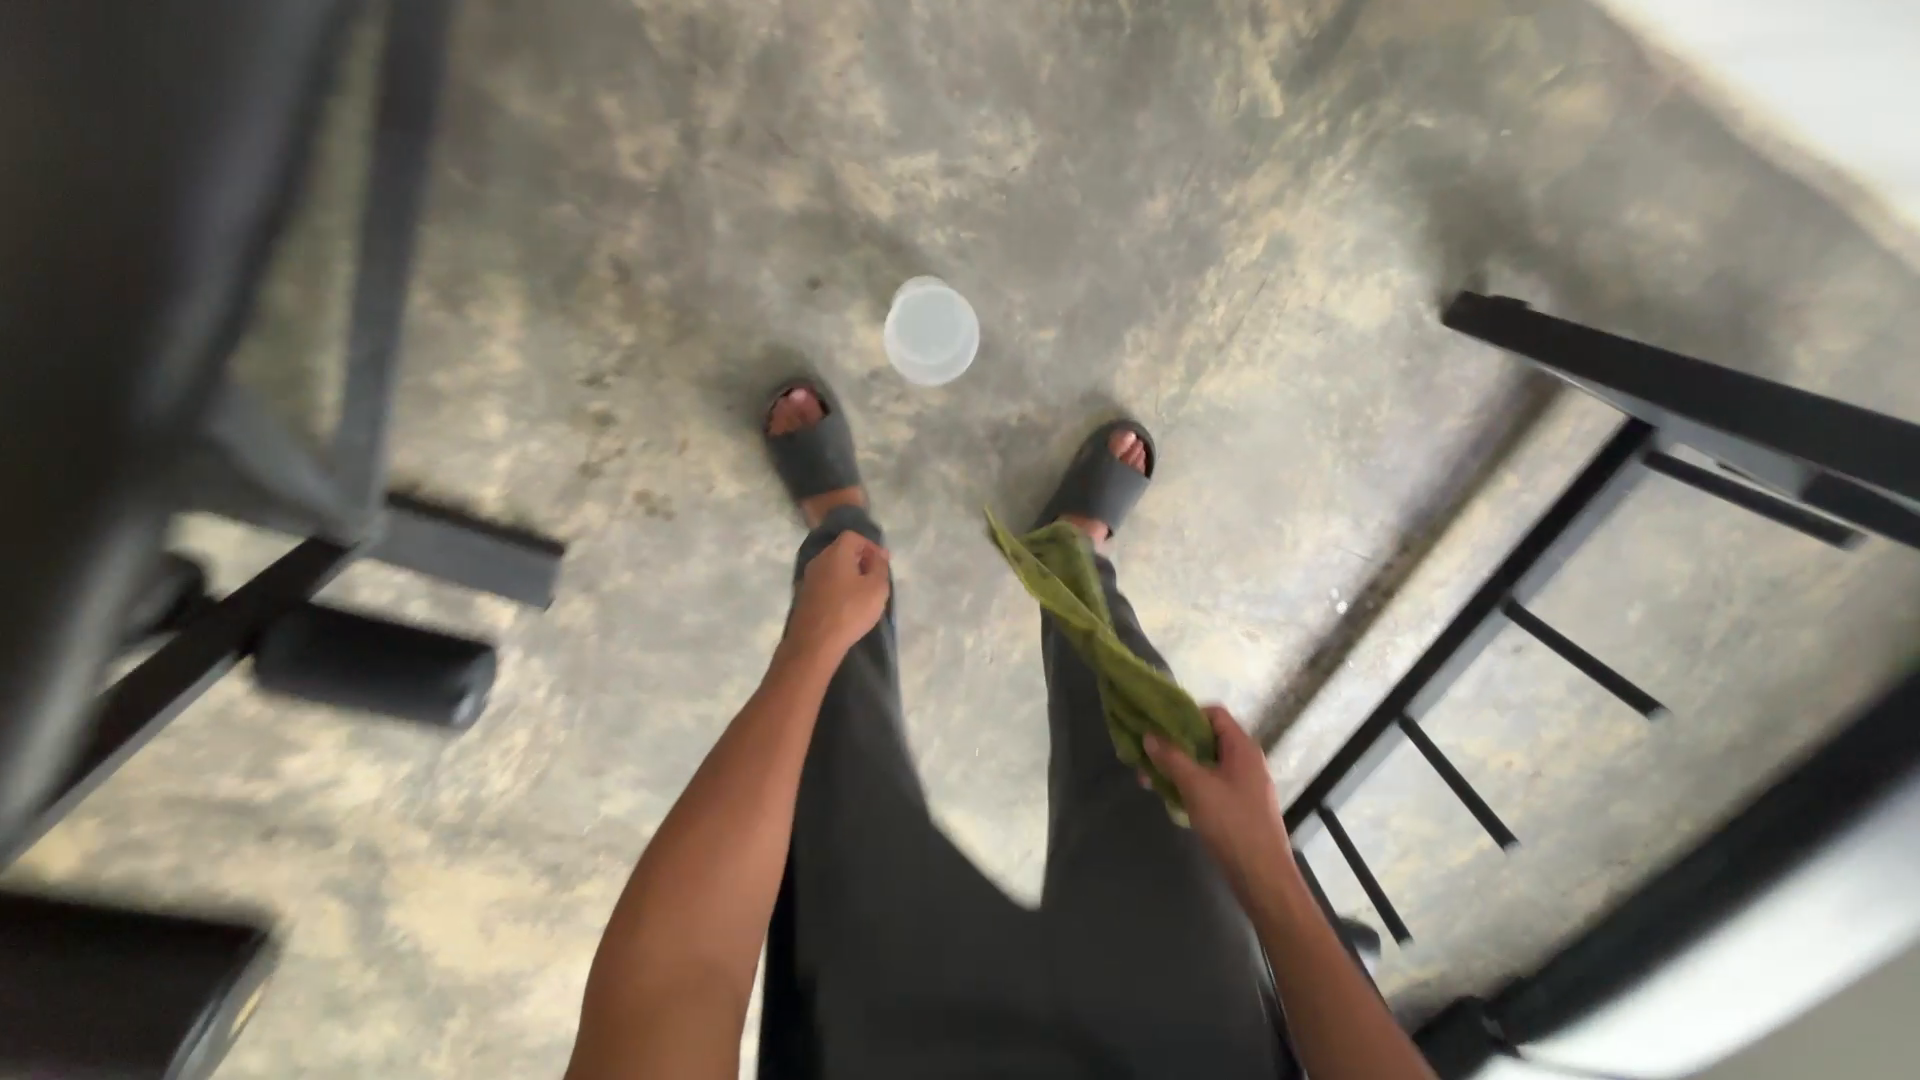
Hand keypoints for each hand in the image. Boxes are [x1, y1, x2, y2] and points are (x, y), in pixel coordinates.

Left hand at [788, 531, 890, 657]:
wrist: (815, 643)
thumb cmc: (850, 611)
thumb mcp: (877, 588)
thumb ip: (880, 566)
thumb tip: (879, 554)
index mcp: (836, 553)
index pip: (853, 536)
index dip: (870, 546)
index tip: (882, 563)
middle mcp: (818, 561)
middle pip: (841, 550)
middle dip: (860, 560)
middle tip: (874, 578)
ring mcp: (808, 579)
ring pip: (832, 568)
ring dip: (848, 575)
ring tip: (862, 593)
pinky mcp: (804, 597)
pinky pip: (825, 583)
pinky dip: (837, 587)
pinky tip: (846, 605)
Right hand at [1145, 705, 1301, 905]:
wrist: (1263, 877)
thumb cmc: (1232, 823)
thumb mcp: (1196, 786)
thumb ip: (1171, 757)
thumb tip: (1149, 734)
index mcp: (1242, 748)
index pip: (1214, 714)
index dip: (1186, 714)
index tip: (1158, 726)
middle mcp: (1246, 761)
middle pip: (1207, 739)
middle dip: (1175, 744)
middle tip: (1146, 754)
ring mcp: (1243, 786)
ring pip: (1205, 764)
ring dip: (1178, 767)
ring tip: (1149, 779)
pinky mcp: (1238, 807)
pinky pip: (1210, 785)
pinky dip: (1189, 785)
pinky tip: (1169, 797)